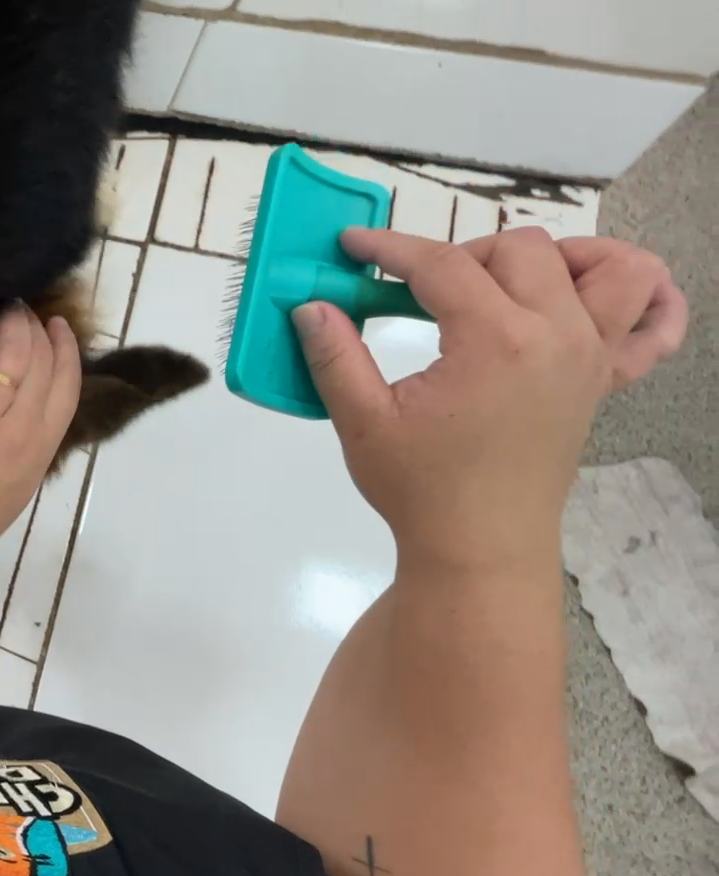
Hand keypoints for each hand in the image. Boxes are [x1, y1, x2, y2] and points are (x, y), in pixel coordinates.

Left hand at [0, 300, 82, 565]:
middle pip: (43, 367)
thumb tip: (28, 416)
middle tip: (24, 310)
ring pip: (12, 360)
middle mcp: (22, 436)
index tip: (60, 328)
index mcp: (41, 454)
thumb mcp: (12, 490)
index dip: (68, 352)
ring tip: (3, 306)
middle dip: (39, 329)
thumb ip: (25, 451)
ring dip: (12, 324)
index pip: (68, 391)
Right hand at [294, 227, 686, 574]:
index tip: (353, 246)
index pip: (442, 267)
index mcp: (495, 342)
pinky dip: (643, 296)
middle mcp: (559, 334)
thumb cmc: (416, 484)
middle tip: (410, 290)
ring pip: (609, 265)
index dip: (391, 249)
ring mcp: (594, 355)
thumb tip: (310, 309)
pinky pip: (656, 320)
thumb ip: (334, 358)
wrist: (478, 539)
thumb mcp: (361, 421)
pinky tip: (599, 299)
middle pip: (522, 250)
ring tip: (501, 284)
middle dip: (458, 255)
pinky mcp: (606, 379)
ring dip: (556, 257)